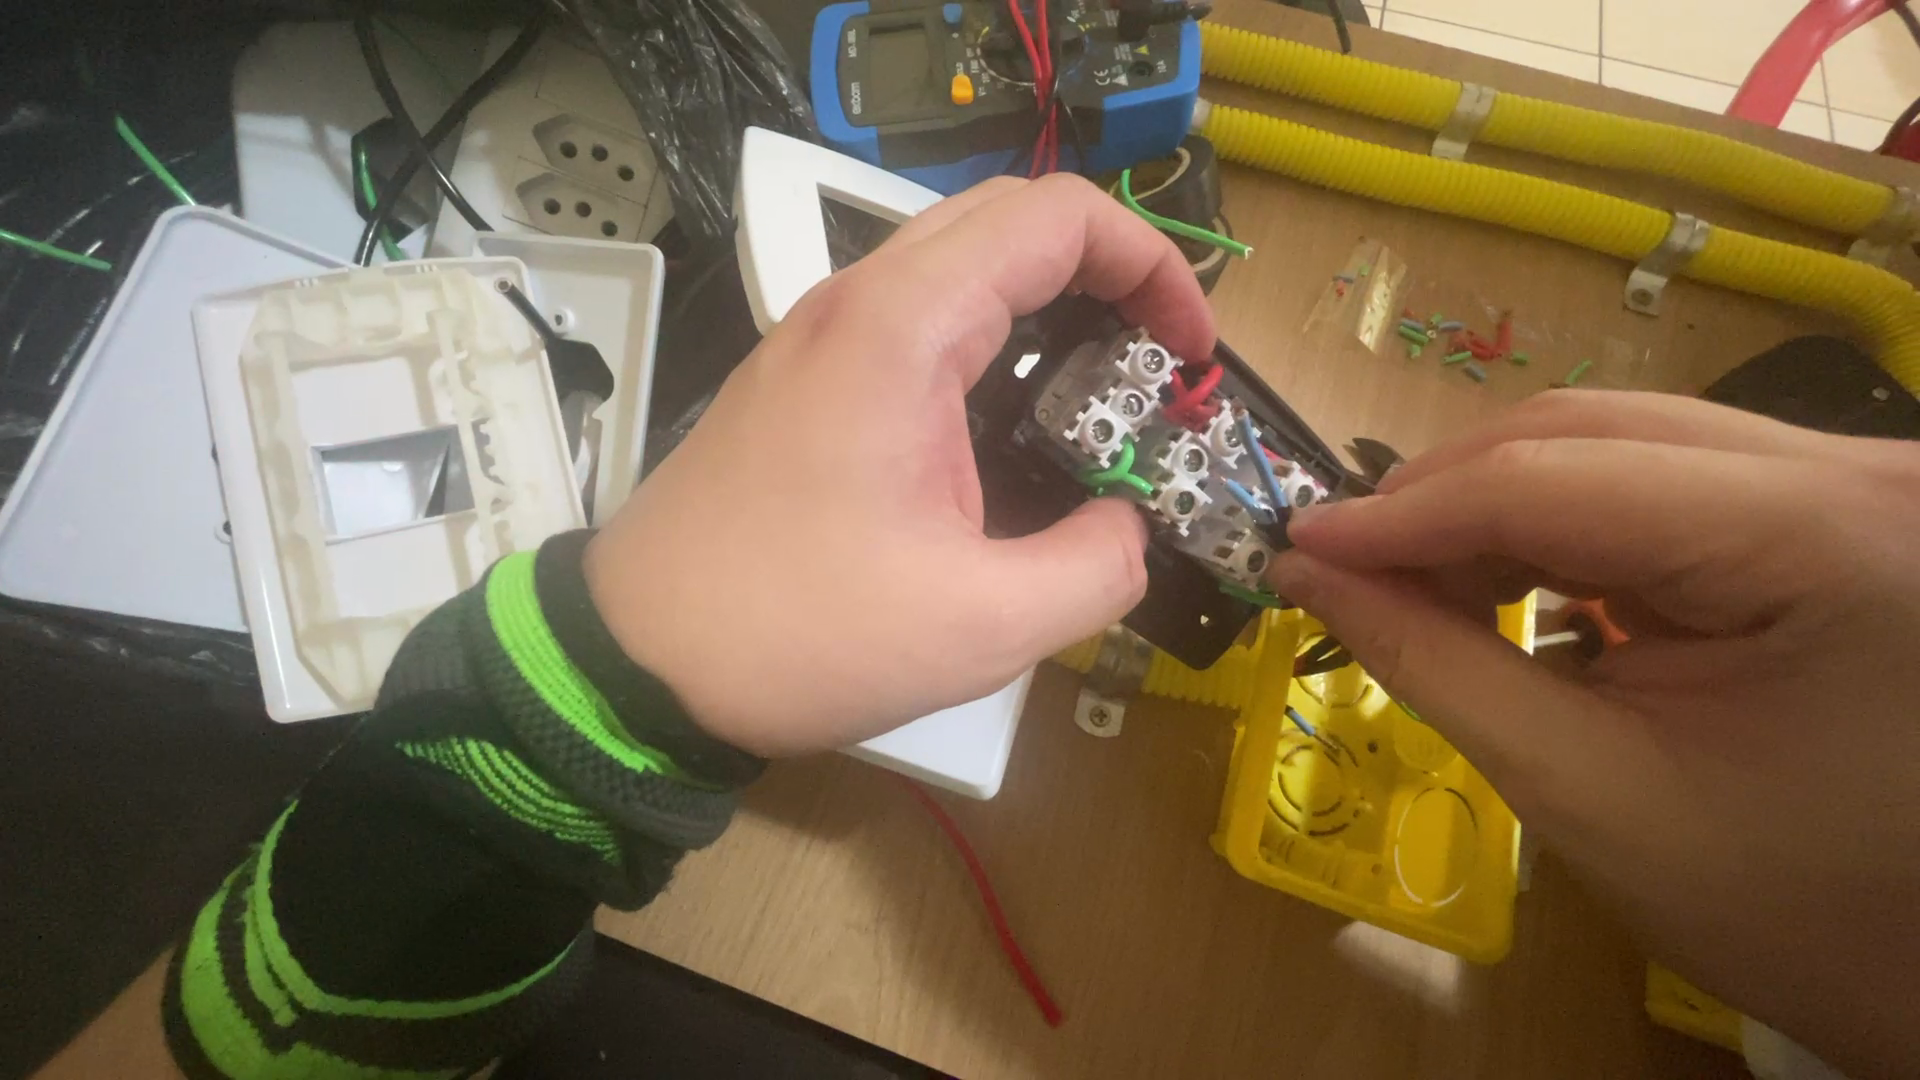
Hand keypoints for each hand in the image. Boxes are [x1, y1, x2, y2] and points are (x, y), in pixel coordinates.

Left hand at [584, 174, 1213, 757]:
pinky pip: (912, 323)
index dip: (1152, 264)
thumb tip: (1128, 527)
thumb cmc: (802, 636)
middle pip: (1008, 223)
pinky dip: (985, 345)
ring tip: (1093, 397)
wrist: (644, 661)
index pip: (1057, 218)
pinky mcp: (802, 382)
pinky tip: (1004, 429)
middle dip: (1107, 274)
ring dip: (1043, 307)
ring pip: (957, 268)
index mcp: (903, 329)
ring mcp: (818, 338)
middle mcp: (854, 304)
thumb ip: (1098, 568)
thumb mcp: (984, 625)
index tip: (1188, 351)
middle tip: (1152, 366)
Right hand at [1266, 390, 1919, 1079]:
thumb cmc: (1792, 901)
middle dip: (1437, 501)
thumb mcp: (1579, 783)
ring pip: (1597, 446)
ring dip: (1478, 513)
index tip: (1298, 545)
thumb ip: (1425, 660)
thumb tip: (1304, 572)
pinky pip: (1630, 485)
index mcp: (1831, 539)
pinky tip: (1493, 587)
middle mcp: (1861, 472)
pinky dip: (1533, 531)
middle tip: (1347, 564)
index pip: (1551, 482)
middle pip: (1576, 433)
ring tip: (1413, 585)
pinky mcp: (1814, 510)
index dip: (1401, 514)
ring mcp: (1844, 483)